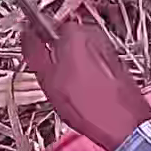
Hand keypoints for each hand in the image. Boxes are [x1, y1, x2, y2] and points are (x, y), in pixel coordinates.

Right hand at [21, 18, 150, 150]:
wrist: (125, 125)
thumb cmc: (89, 105)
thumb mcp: (47, 79)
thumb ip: (33, 51)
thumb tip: (26, 35)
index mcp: (73, 32)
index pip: (44, 26)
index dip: (36, 44)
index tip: (32, 55)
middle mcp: (93, 34)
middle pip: (62, 39)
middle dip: (54, 56)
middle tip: (50, 78)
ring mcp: (106, 47)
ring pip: (77, 51)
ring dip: (70, 66)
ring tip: (68, 89)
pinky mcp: (115, 61)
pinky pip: (91, 61)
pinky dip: (85, 73)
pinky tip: (83, 93)